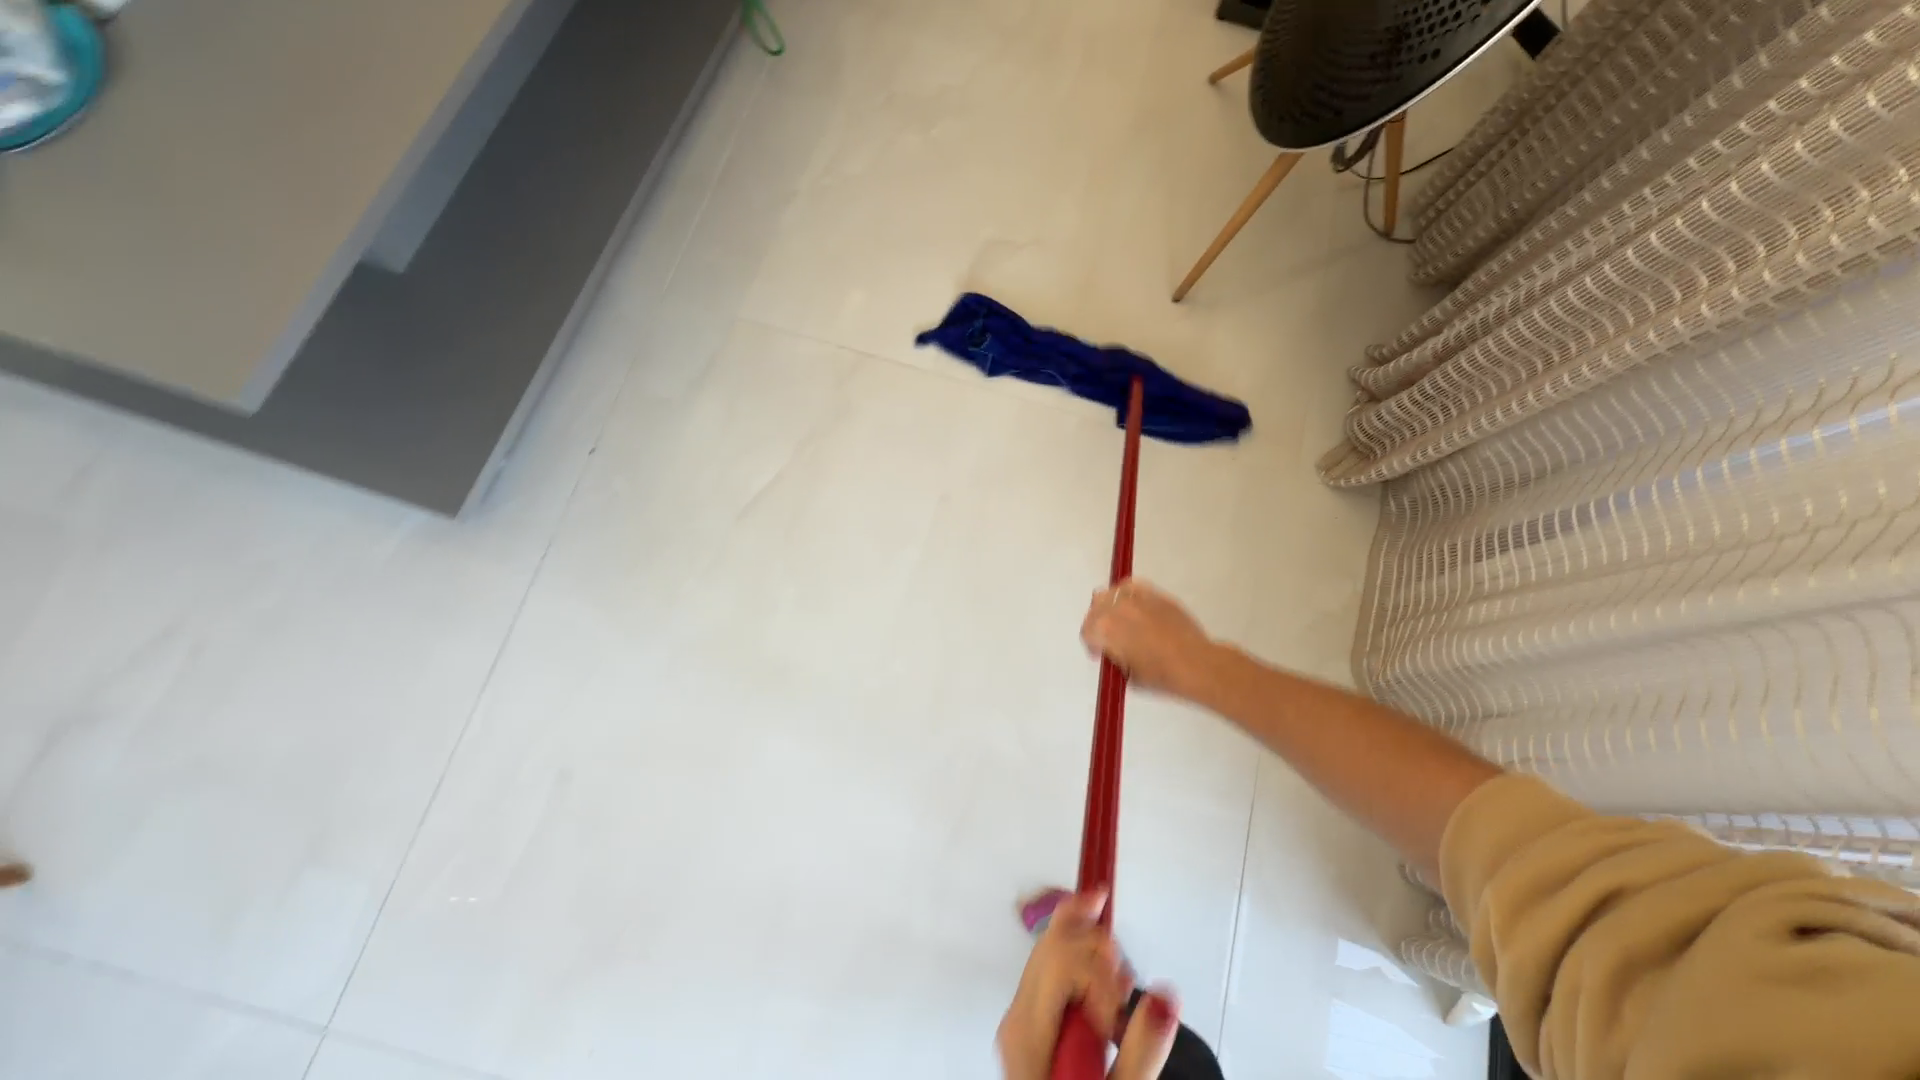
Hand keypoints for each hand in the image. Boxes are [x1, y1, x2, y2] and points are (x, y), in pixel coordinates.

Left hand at [997, 890, 1180, 1079]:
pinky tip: (1110, 1002)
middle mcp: (1018, 1016)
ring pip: (1056, 955)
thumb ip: (1142, 1047)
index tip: (1125, 984)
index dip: (1098, 956)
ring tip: (1120, 1003)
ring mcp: (1022, 1019)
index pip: (1060, 954)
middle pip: (1056, 943)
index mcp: (1030, 1028)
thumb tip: (1165, 994)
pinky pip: (1056, 979)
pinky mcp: (1032, 1027)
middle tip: (1125, 989)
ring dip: (1096, 966)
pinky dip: (1088, 980)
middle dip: (1099, 953)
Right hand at [1080, 579, 1217, 698]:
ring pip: (1111, 594)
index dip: (1092, 645)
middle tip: (1109, 639)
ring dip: (1110, 606)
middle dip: (1098, 625)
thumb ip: (1115, 657)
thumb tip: (1115, 651)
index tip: (1101, 655)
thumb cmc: (1159, 676)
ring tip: (1120, 620)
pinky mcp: (1155, 595)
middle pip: (1095, 610)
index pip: (1086, 632)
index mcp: (1105, 629)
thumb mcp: (1127, 674)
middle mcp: (1116, 608)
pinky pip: (1132, 586)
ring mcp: (1137, 598)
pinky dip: (1127, 593)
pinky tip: (1132, 603)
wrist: (1195, 664)